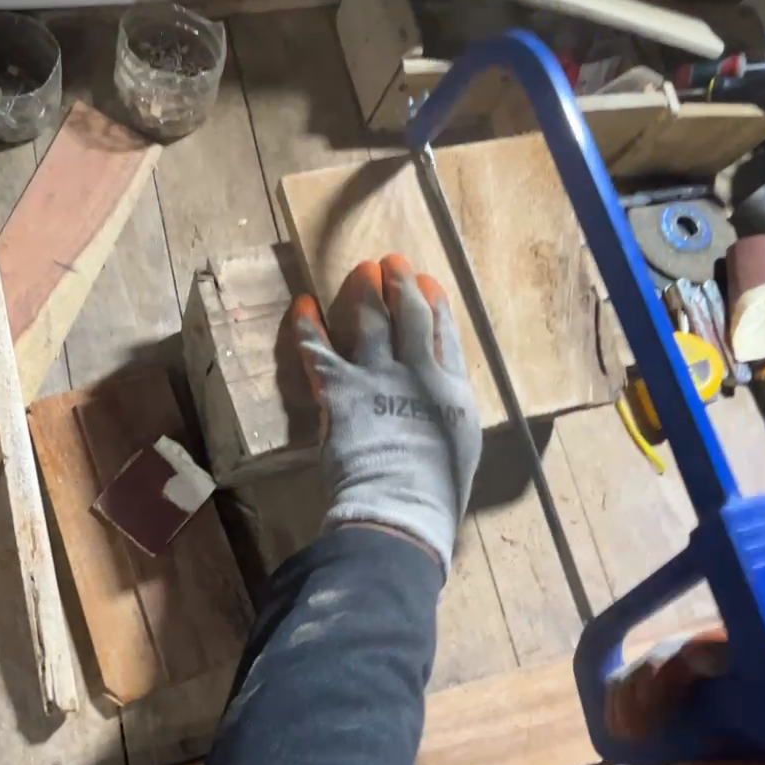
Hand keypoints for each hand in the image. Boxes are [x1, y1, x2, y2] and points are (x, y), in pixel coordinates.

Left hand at [291, 254, 481, 568]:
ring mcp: (375, 376)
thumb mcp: (460, 443)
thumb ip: (449, 409)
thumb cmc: (435, 487)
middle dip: (402, 284)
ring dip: (364, 291)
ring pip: (370, 321)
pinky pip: (318, 348)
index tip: (429, 284)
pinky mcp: (338, 389)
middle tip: (394, 261)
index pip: (445, 333)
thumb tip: (441, 393)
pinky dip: (308, 325)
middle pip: (409, 315)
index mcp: (450, 386)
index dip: (436, 305)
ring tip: (362, 269)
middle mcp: (415, 370)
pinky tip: (304, 303)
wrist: (399, 503)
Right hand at [609, 630, 764, 764]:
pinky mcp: (660, 708)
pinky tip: (623, 731)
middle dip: (659, 674)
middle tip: (648, 715)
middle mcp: (736, 682)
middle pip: (685, 649)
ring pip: (652, 664)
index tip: (698, 663)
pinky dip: (619, 700)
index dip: (713, 645)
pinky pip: (629, 686)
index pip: (746, 643)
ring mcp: (694, 694)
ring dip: (634, 690)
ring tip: (634, 732)